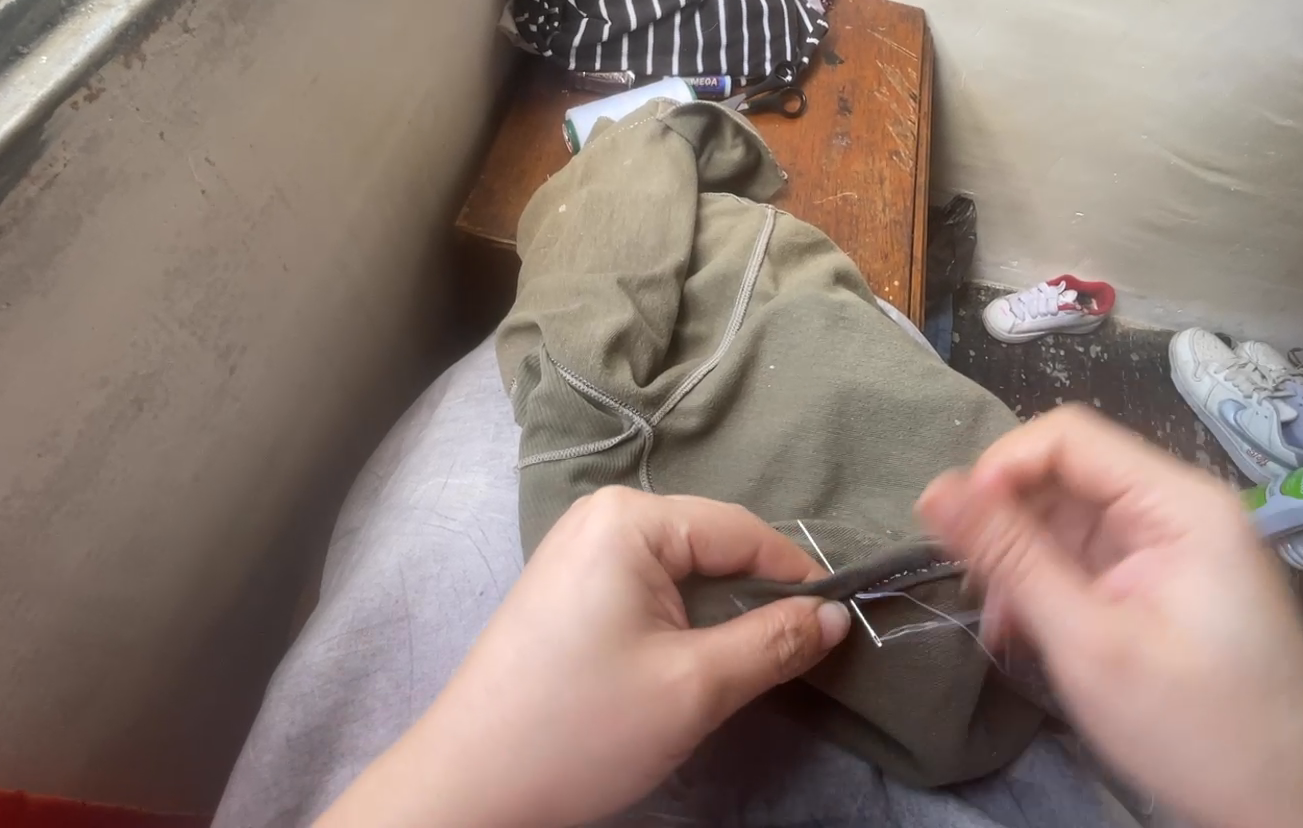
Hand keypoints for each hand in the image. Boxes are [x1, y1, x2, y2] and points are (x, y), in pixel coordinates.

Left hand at [317, 486, 850, 827]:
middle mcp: (604, 512)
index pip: (738, 529)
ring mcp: (581, 544)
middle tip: (793, 648)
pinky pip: (649, 580)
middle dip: (754, 592)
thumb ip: (773, 642)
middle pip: (710, 542)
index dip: (793, 573)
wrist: (466, 788)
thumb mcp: (694, 687)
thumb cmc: (583, 727)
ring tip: (744, 657)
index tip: (836, 620)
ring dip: (719, 607)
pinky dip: (682, 613)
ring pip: (682, 564)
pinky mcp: (571, 578)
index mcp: (630, 517)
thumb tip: (836, 615)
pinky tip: (688, 652)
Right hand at [916, 405, 1302, 827]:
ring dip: (1016, 556)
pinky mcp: (1153, 574)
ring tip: (998, 619)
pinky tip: (1022, 626)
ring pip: (1060, 513)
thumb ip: (1008, 556)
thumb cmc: (1198, 733)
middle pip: (1062, 473)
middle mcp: (1174, 506)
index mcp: (1179, 504)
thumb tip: (932, 489)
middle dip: (1005, 520)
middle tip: (973, 582)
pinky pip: (1077, 550)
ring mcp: (1165, 541)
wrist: (1292, 821)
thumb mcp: (1087, 642)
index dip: (1002, 466)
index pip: (1068, 437)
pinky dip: (1039, 579)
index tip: (958, 524)